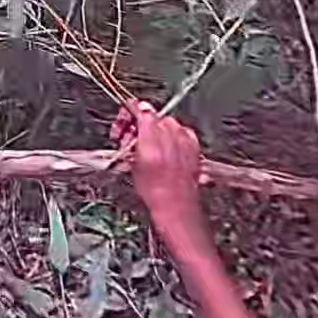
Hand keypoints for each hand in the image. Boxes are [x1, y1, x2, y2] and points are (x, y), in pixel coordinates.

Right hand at [113, 100, 203, 217]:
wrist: (176, 210)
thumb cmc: (155, 191)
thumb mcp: (132, 161)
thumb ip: (131, 133)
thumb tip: (135, 111)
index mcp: (152, 134)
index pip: (138, 107)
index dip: (127, 113)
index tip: (122, 122)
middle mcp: (171, 133)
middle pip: (151, 115)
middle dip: (138, 124)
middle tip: (129, 139)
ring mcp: (185, 140)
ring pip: (164, 122)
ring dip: (153, 130)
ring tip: (145, 147)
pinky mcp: (194, 147)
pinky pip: (179, 132)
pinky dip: (170, 136)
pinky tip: (163, 149)